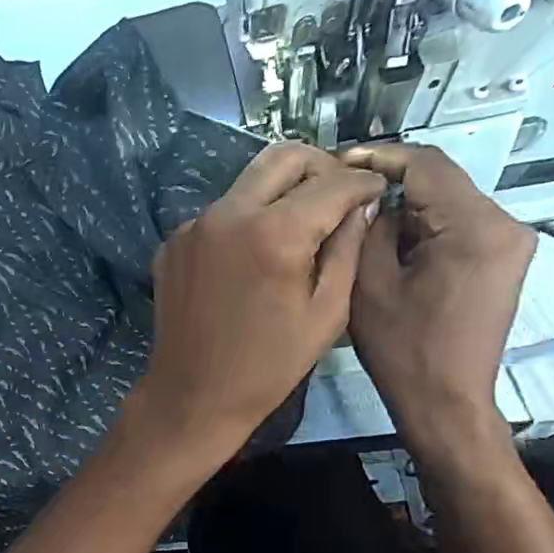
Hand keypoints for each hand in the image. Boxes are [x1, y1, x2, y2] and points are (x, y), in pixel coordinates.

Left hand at [125, 143, 385, 466]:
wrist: (194, 396)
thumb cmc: (269, 366)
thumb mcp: (326, 315)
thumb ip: (348, 250)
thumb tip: (362, 206)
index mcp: (275, 233)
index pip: (332, 182)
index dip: (363, 181)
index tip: (378, 187)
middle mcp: (230, 212)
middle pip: (285, 156)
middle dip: (322, 165)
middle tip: (341, 191)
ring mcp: (195, 223)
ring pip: (249, 180)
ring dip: (283, 190)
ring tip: (303, 222)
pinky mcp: (174, 240)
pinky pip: (222, 211)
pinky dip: (248, 218)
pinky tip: (256, 254)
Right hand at [343, 143, 535, 462]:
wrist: (447, 406)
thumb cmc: (405, 352)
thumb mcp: (370, 284)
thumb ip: (369, 226)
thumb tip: (371, 197)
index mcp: (475, 227)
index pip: (426, 164)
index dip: (380, 157)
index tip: (341, 162)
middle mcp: (506, 225)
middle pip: (442, 181)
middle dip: (393, 185)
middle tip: (348, 195)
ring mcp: (511, 243)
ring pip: (451, 202)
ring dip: (409, 208)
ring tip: (366, 221)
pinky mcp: (505, 260)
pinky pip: (461, 226)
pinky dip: (428, 228)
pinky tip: (397, 243)